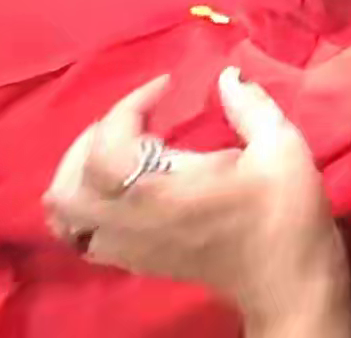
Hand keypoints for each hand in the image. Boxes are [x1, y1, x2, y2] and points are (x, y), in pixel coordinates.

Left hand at [42, 68, 350, 337]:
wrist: (286, 275)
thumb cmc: (285, 207)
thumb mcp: (281, 144)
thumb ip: (250, 106)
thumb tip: (227, 74)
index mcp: (162, 191)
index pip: (108, 148)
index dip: (129, 106)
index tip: (169, 83)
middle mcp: (131, 223)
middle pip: (66, 186)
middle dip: (93, 137)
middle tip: (138, 111)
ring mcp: (127, 248)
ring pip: (64, 215)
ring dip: (81, 171)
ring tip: (125, 141)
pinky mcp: (134, 261)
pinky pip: (81, 231)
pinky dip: (89, 198)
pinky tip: (130, 178)